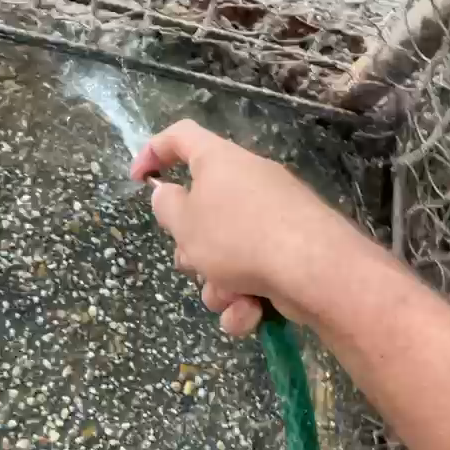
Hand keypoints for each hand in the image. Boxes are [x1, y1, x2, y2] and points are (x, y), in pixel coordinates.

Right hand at [131, 120, 373, 336]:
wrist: (311, 269)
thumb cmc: (238, 236)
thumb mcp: (186, 222)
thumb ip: (167, 206)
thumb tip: (166, 193)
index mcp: (219, 161)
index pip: (181, 137)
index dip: (153, 151)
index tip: (137, 179)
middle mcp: (247, 184)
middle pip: (202, 214)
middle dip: (192, 250)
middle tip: (194, 264)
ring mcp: (271, 220)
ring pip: (224, 256)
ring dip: (218, 284)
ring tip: (230, 295)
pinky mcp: (288, 254)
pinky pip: (251, 278)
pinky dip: (245, 300)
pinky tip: (250, 312)